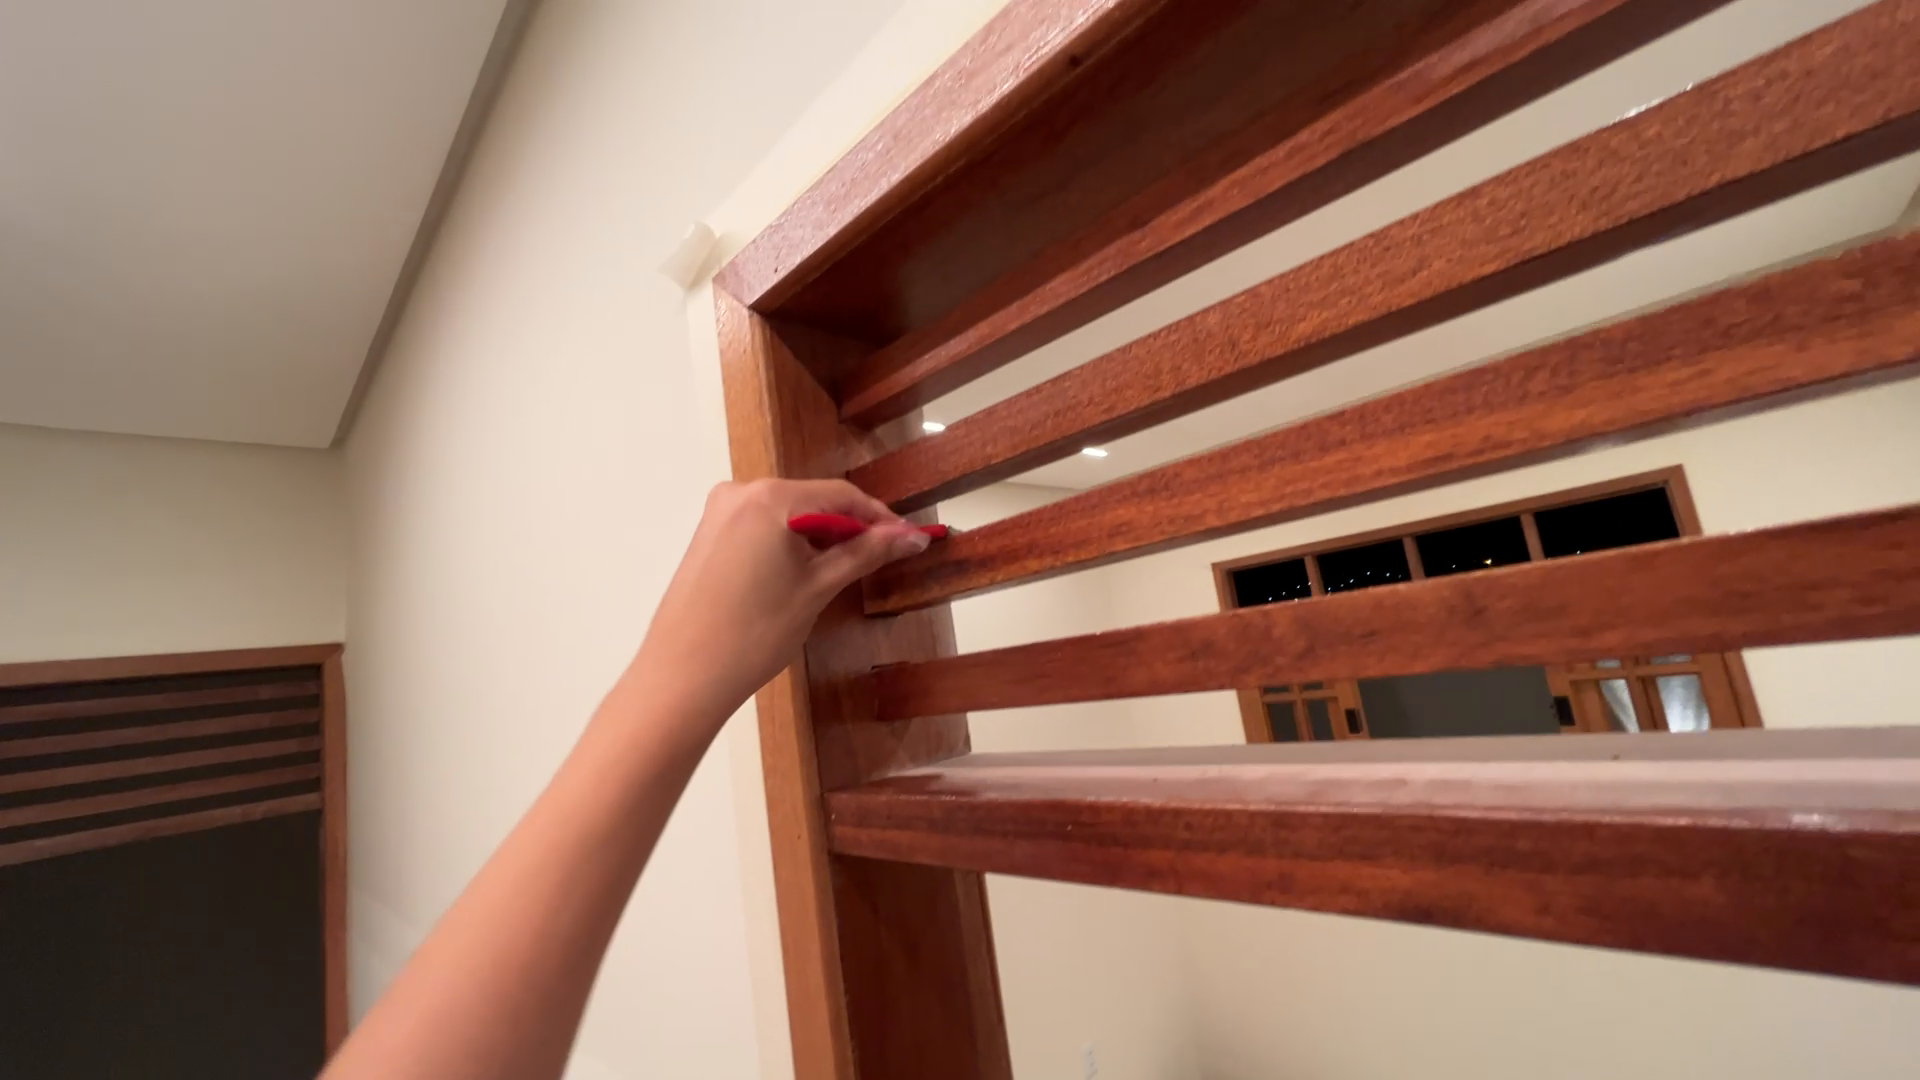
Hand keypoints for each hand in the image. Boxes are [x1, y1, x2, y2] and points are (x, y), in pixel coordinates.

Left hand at [633, 479, 930, 719]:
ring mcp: (720, 512)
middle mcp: (741, 491)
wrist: (684, 675)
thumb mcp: (819, 587)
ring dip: (821, 537)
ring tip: (845, 570)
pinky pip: (763, 526)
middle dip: (850, 528)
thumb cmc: (757, 632)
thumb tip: (914, 537)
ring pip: (788, 514)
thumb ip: (866, 553)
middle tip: (881, 559)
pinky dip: (790, 542)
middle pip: (814, 500)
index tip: (909, 541)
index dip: (880, 519)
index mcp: (770, 497)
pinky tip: (804, 572)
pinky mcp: (709, 534)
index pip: (841, 496)